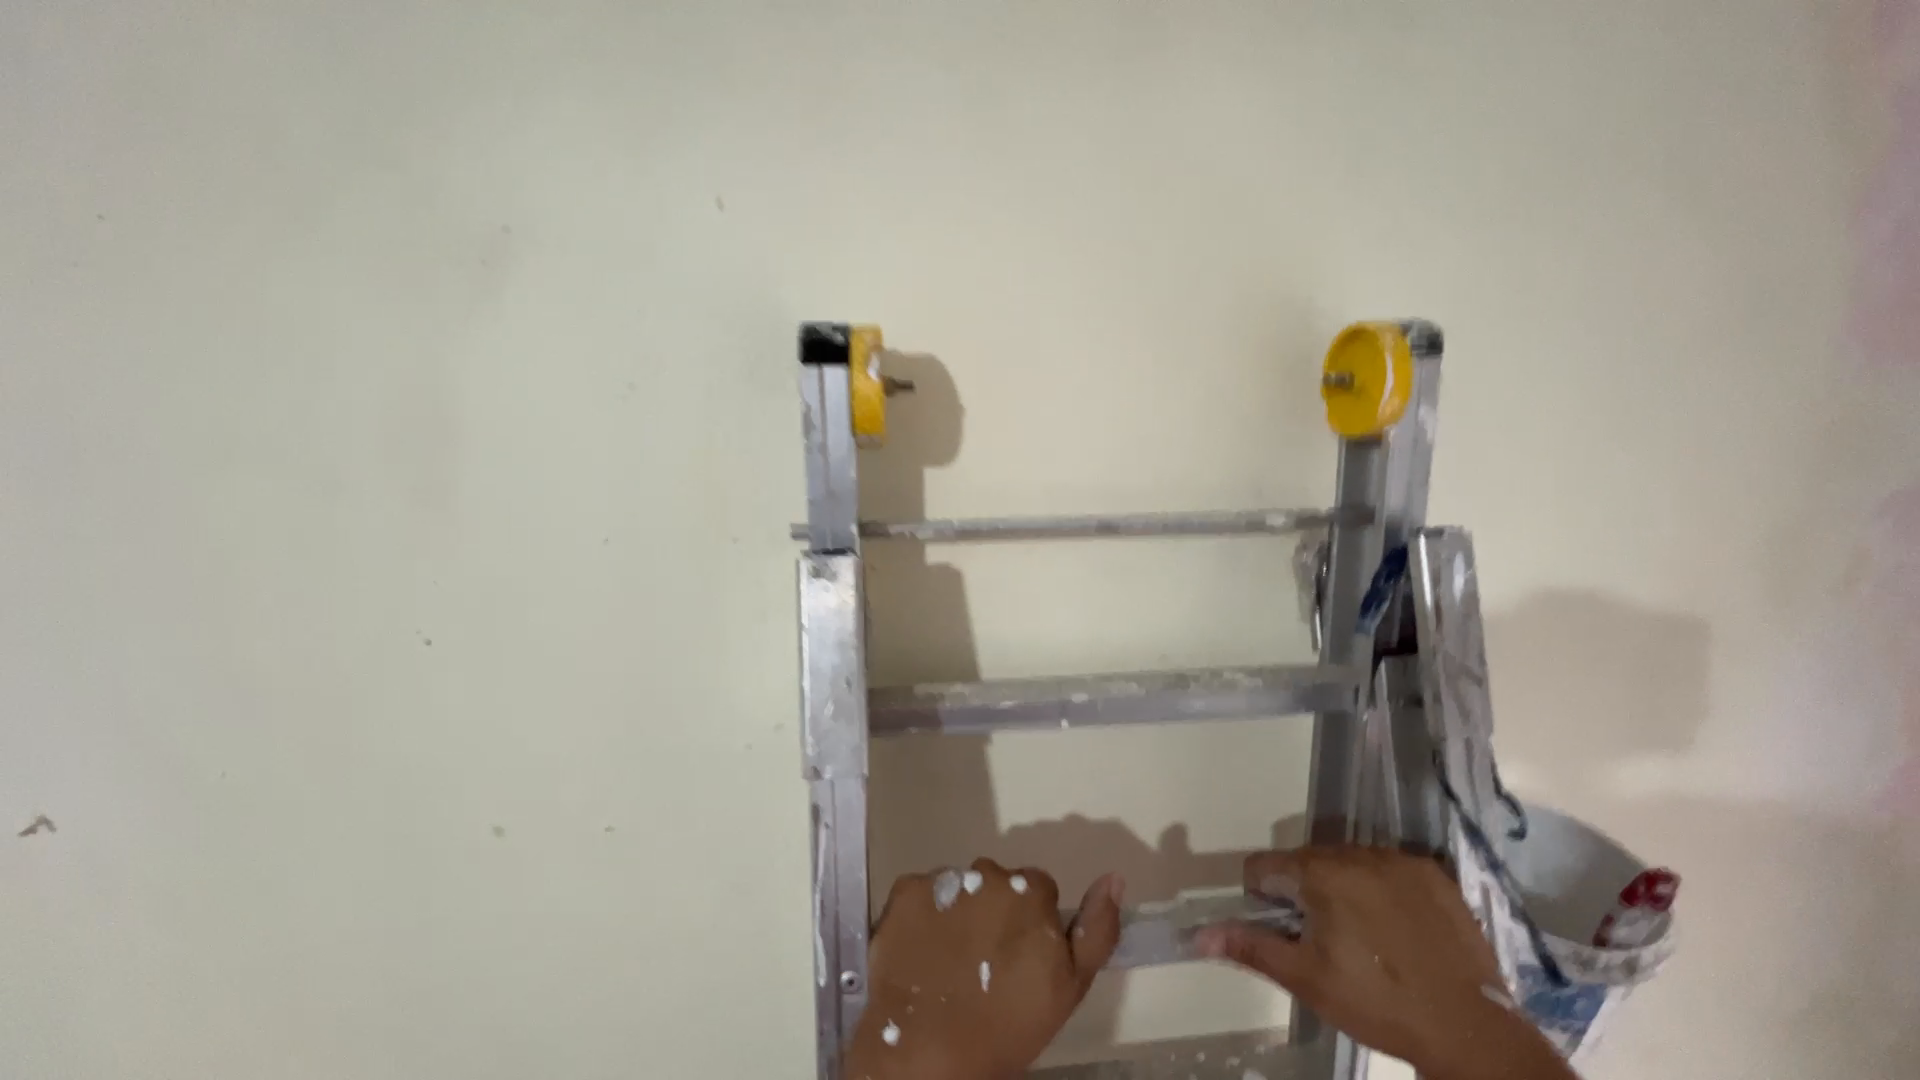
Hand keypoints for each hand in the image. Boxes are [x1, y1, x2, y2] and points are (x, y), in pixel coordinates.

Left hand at [844, 859, 1123, 1079]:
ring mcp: (942, 879)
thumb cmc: (1007, 1026)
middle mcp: (987, 873)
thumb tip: (1113, 877)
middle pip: (997, 883)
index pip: (1037, 889)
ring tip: (950, 960)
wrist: (925, 1052)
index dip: (1031, 924)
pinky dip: (922, 915)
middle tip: (984, 962)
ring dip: (958, 911)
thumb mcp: (1070, 987)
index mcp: (1030, 891)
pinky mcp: (905, 891)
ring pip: (958, 887)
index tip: (1020, 957)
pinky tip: (921, 951)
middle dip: (994, 911)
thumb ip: (1097, 929)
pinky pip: (920, 894)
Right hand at [1194, 846, 1573, 1079]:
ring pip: (1349, 862)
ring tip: (1362, 935)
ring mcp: (1401, 861)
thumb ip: (1251, 947)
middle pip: (1307, 860)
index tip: (1281, 929)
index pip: (1264, 865)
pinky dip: (1383, 889)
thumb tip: (1199, 934)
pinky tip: (1398, 929)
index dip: (1261, 896)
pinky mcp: (1436, 875)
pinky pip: (1390, 869)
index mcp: (1320, 873)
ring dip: (1343, 887)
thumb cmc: (1376, 1003)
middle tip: (1322, 939)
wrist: (1470, 1029)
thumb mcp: (1305, 979)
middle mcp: (1358, 853)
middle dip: (1304, 891)